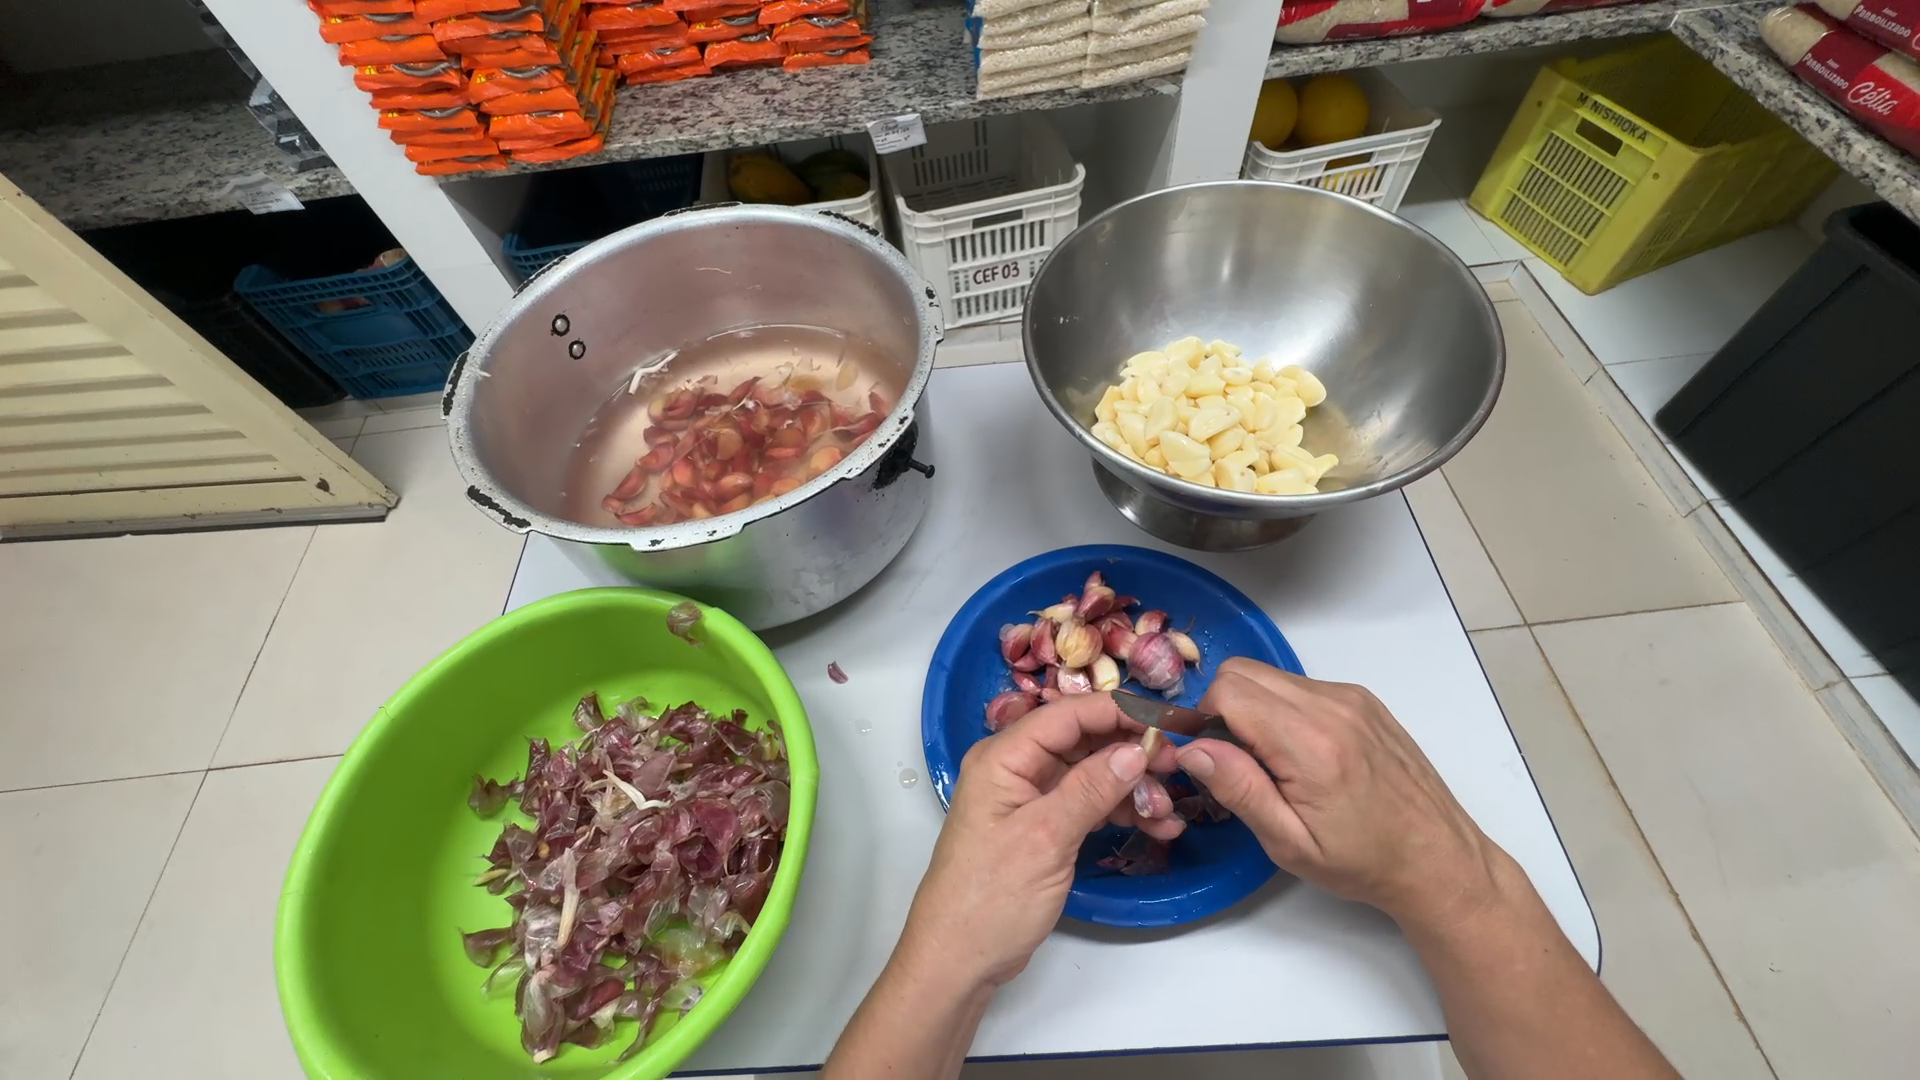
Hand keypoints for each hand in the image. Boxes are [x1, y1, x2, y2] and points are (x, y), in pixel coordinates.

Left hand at [901, 694, 1180, 987]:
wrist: (958, 959)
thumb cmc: (992, 896)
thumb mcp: (1046, 838)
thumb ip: (1091, 789)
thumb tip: (1136, 750)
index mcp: (1004, 756)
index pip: (1067, 715)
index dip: (1117, 712)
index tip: (1166, 722)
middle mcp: (1016, 767)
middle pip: (1082, 741)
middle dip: (1130, 752)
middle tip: (1176, 767)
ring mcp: (1030, 797)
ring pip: (1090, 774)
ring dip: (1131, 787)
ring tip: (1167, 812)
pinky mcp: (1044, 826)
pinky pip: (1087, 803)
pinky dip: (1119, 811)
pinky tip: (1154, 825)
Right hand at [1177, 658, 1499, 931]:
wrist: (1441, 861)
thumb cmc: (1362, 862)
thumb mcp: (1289, 842)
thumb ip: (1237, 788)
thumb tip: (1191, 748)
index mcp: (1310, 744)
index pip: (1227, 691)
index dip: (1206, 720)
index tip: (1216, 758)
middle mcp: (1330, 706)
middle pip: (1240, 672)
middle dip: (1222, 708)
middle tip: (1239, 758)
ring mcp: (1349, 697)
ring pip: (1267, 674)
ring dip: (1252, 707)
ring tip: (1274, 759)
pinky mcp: (1361, 698)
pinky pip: (1297, 684)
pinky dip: (1281, 707)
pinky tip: (1301, 751)